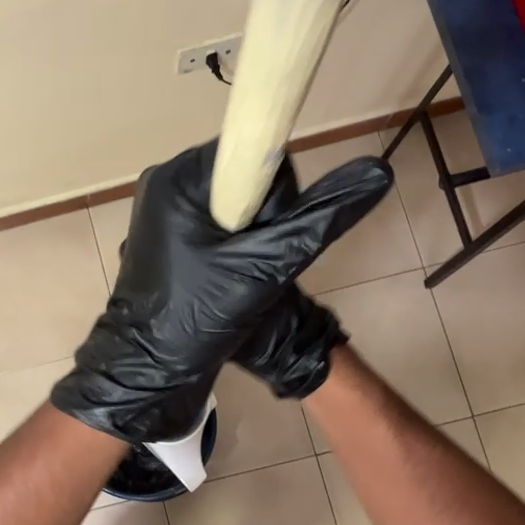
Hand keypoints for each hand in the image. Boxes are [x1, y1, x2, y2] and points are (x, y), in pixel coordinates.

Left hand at [50, 140, 392, 441]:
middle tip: (252, 264)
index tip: (268, 236)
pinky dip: (227, 252)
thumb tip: (378, 171)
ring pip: (230, 209)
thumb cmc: (199, 313)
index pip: (252, 153)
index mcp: (178, 177)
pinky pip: (210, 229)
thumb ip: (322, 217)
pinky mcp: (160, 242)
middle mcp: (162, 186)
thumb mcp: (269, 264)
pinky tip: (222, 283)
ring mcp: (157, 215)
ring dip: (247, 240)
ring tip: (236, 278)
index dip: (276, 193)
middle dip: (261, 220)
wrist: (146, 372)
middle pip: (242, 180)